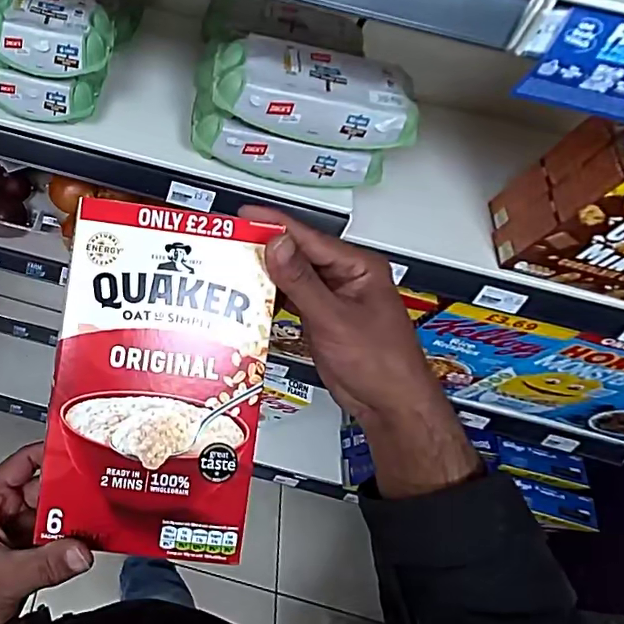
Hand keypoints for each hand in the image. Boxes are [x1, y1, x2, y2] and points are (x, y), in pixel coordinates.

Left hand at [0, 442, 92, 623]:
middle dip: (71, 492)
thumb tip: (80, 550)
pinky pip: (55, 542)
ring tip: (98, 521)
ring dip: (73, 521)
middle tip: (97, 494)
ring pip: (53, 517)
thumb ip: (47, 563)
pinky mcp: (26, 557)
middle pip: (46, 490)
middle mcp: (3, 513)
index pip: (25, 463)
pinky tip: (88, 546)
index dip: (51, 453)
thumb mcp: (4, 577)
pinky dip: (71, 544)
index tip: (78, 451)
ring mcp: (15, 535)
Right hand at [241, 207, 480, 496]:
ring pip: (291, 276)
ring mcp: (332, 297)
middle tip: (232, 243)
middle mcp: (345, 277)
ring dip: (266, 275)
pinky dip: (272, 298)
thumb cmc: (383, 366)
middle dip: (264, 249)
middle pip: (297, 254)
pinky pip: (291, 298)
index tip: (245, 217)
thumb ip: (301, 282)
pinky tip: (253, 299)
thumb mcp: (334, 319)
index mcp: (358, 267)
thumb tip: (278, 245)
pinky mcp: (321, 317)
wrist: (391, 407)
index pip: (308, 237)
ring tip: (236, 269)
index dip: (273, 225)